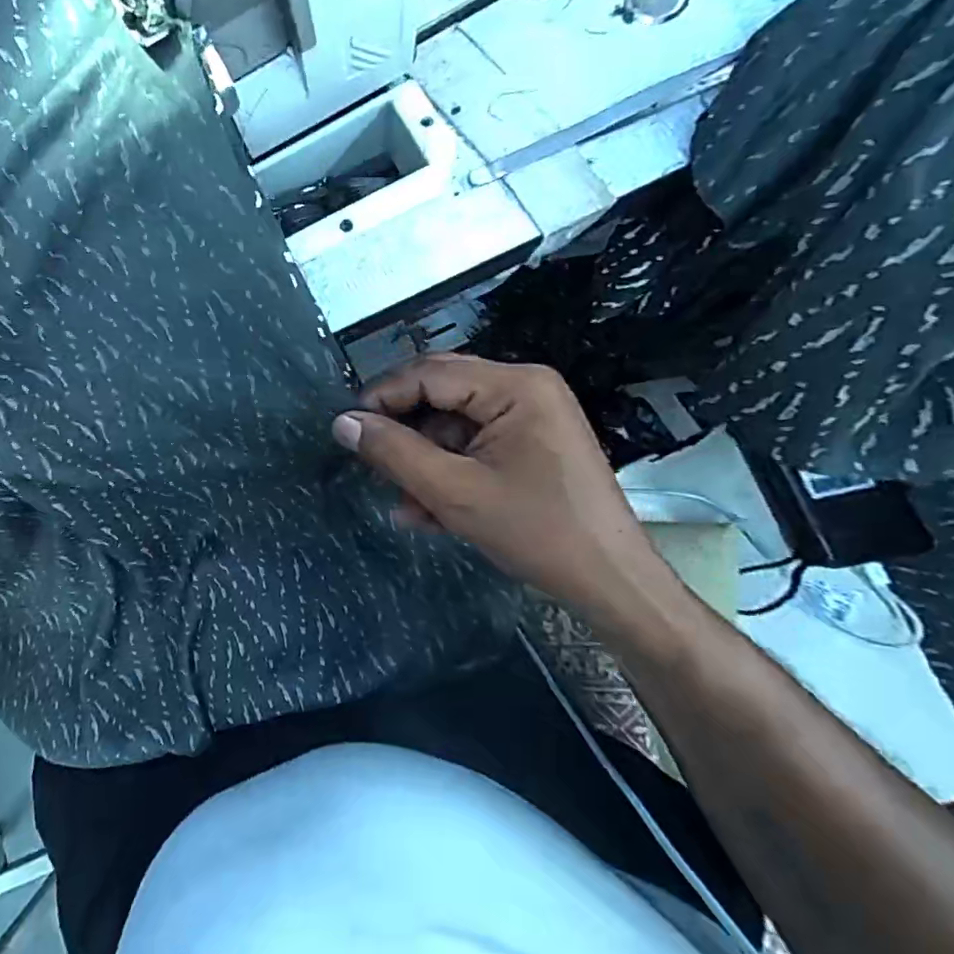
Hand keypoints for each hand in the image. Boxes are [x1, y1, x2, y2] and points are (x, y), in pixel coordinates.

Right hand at [332, 354, 666, 609]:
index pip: (430, 373)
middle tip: (368, 462)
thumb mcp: (455, 493)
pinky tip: (430, 511)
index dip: (382, 398)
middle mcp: (526, 388)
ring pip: (457, 426)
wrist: (610, 580)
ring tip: (405, 504)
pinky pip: (478, 446)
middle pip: (443, 395)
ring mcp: (534, 416)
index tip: (345, 430)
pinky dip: (453, 473)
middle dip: (405, 433)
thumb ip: (394, 453)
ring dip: (427, 462)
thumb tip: (343, 423)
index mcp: (516, 385)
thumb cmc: (536, 532)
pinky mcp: (534, 445)